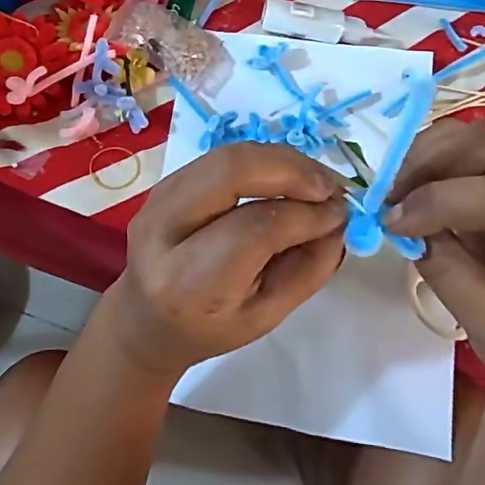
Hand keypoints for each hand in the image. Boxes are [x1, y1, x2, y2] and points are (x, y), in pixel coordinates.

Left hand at [103, 142, 348, 378]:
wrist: (145, 319)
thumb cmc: (209, 328)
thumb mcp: (266, 316)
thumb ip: (307, 269)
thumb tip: (337, 219)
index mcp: (186, 282)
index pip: (253, 229)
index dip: (304, 215)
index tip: (339, 215)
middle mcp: (162, 231)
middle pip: (231, 171)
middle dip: (292, 170)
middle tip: (331, 188)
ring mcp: (156, 200)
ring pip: (226, 156)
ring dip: (280, 160)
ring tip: (316, 182)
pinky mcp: (163, 184)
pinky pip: (220, 159)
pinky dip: (262, 162)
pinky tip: (288, 179)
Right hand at [386, 120, 484, 438]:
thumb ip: (451, 274)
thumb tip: (402, 224)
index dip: (442, 200)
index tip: (392, 224)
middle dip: (431, 161)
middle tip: (388, 198)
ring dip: (431, 156)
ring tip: (398, 193)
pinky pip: (479, 158)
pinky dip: (438, 166)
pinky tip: (416, 195)